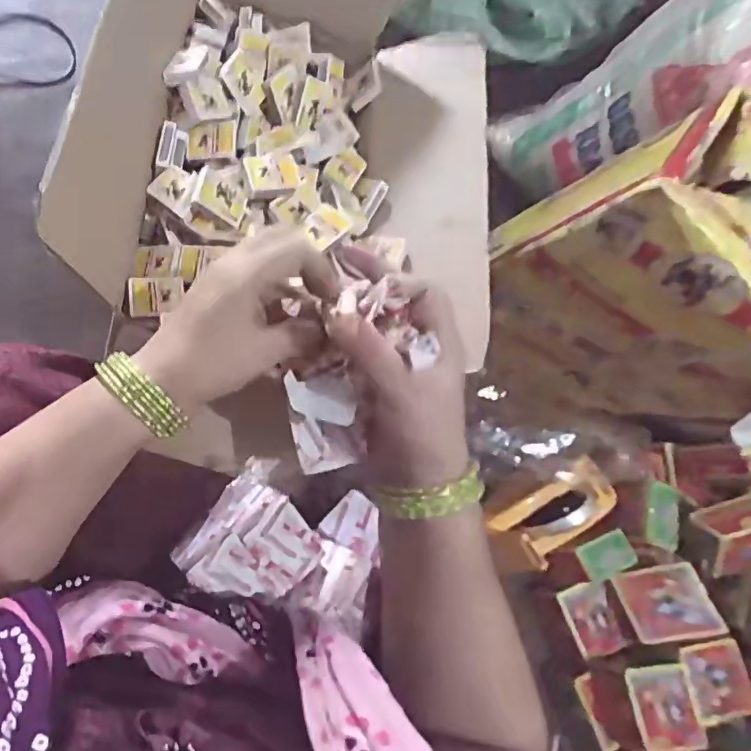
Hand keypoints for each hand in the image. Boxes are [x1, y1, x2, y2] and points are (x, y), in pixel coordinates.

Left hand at [133, 229, 332, 408]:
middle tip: (320, 295)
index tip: (332, 300)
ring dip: (288, 275)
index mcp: (247, 270)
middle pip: (281, 241)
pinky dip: (269, 285)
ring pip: (264, 256)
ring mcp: (218, 272)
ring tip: (302, 309)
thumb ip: (300, 335)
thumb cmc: (213, 364)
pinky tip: (276, 316)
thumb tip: (325, 330)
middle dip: (308, 265)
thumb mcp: (264, 352)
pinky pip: (248, 272)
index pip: (299, 247)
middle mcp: (232, 261)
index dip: (324, 270)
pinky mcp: (211, 288)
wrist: (161, 380)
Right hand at [326, 282, 471, 489]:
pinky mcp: (372, 388)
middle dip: (362, 290)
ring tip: (313, 301)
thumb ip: (368, 347)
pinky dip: (334, 348)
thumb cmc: (421, 429)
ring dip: (343, 318)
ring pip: (368, 332)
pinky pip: (352, 359)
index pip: (422, 292)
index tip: (358, 267)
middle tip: (328, 270)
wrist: (416, 483)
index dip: (394, 277)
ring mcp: (393, 369)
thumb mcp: (399, 385)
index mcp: (437, 341)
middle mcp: (416, 349)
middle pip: (391, 308)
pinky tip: (312, 340)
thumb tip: (334, 311)